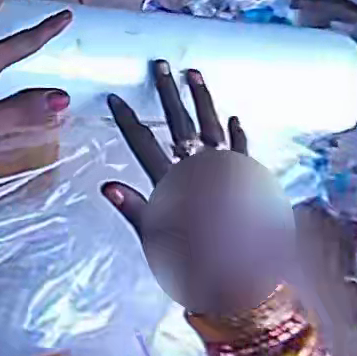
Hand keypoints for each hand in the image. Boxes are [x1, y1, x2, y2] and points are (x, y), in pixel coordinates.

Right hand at [102, 61, 293, 313]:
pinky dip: (239, 136)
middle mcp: (201, 173)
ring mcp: (228, 176)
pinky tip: (235, 119)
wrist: (246, 289)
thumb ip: (136, 210)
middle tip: (161, 66)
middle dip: (169, 94)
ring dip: (204, 100)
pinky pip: (244, 153)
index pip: (144, 146)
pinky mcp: (250, 185)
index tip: (114, 98)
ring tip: (195, 74)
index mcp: (174, 186)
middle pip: (180, 125)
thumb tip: (106, 185)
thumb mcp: (157, 243)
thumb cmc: (195, 268)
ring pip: (213, 128)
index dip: (128, 121)